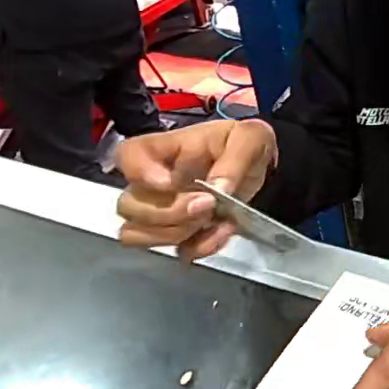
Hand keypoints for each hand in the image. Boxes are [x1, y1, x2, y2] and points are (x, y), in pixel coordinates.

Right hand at [114, 119, 276, 259]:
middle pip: (129, 206)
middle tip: (208, 204)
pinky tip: (222, 232)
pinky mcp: (180, 230)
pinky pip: (172, 250)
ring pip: (137, 233)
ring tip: (214, 219)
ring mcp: (162, 208)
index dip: (140, 173)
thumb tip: (218, 189)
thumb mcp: (250, 138)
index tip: (170, 183)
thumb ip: (234, 160)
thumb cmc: (246, 142)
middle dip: (168, 213)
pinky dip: (198, 247)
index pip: (128, 154)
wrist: (260, 163)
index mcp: (168, 148)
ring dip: (177, 234)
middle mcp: (154, 180)